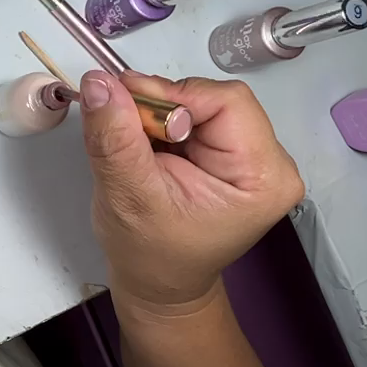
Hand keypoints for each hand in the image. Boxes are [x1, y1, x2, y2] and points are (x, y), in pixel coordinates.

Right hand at [78, 70, 304, 314]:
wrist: (156, 284)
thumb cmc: (148, 253)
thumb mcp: (126, 195)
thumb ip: (115, 138)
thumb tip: (98, 82)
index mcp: (262, 175)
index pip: (224, 101)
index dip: (170, 96)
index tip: (120, 110)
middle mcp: (268, 160)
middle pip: (211, 98)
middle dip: (158, 108)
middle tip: (120, 133)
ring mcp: (248, 156)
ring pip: (196, 103)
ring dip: (153, 115)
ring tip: (131, 149)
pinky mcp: (226, 154)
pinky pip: (190, 116)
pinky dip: (156, 124)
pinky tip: (142, 150)